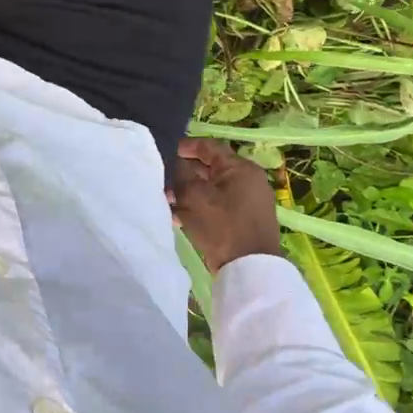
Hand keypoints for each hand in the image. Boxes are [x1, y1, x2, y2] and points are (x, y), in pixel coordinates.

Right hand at [169, 138, 284, 274]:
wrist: (248, 266)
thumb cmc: (220, 224)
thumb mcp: (193, 195)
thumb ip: (181, 174)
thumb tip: (177, 165)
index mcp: (240, 169)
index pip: (210, 147)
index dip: (187, 146)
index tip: (167, 151)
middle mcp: (248, 180)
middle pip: (210, 167)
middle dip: (185, 172)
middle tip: (163, 179)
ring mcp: (248, 200)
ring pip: (211, 187)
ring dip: (189, 191)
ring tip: (168, 201)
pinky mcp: (245, 217)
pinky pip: (217, 203)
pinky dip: (199, 204)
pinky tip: (180, 215)